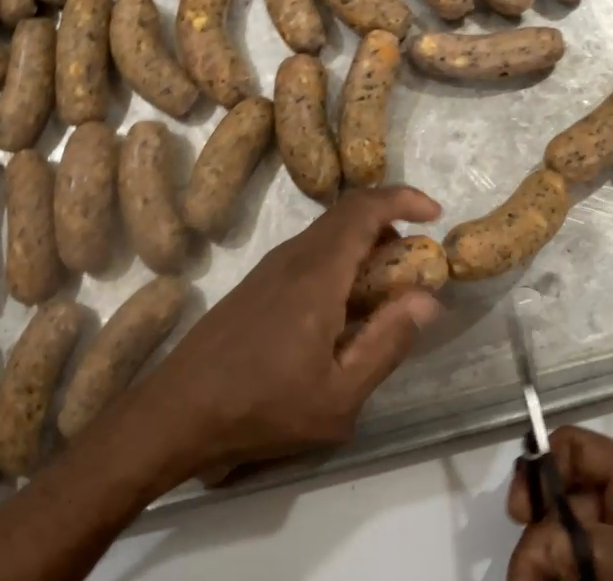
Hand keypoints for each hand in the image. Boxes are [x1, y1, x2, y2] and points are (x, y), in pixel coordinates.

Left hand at [137, 186, 444, 472]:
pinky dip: (340, 260)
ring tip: (388, 289)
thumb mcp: (339, 397)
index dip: (403, 200)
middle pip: (347, 214)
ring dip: (364, 245)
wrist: (177, 410)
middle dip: (390, 224)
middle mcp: (292, 258)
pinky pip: (309, 252)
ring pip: (327, 234)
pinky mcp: (256, 284)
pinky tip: (346, 307)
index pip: (363, 211)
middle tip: (419, 262)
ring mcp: (269, 268)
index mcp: (316, 276)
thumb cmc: (262, 408)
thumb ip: (386, 344)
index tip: (435, 214)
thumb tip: (426, 299)